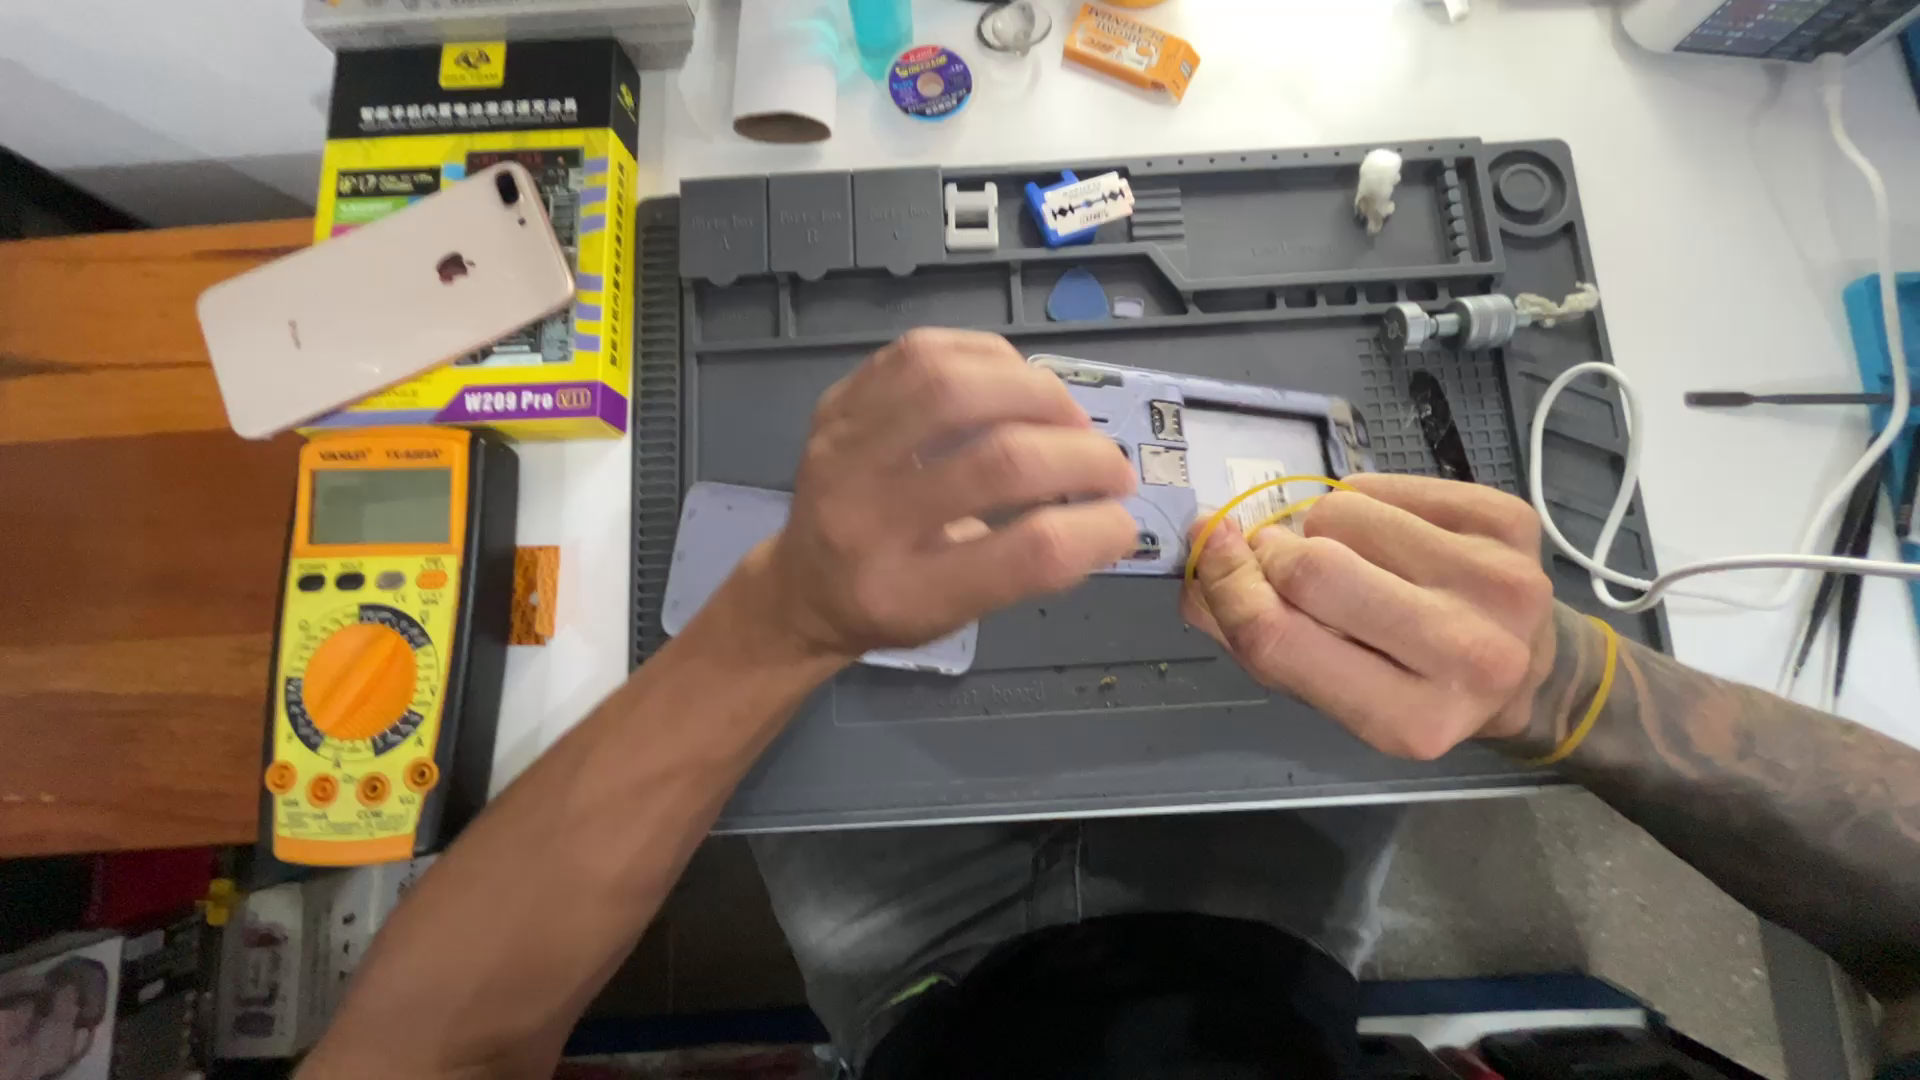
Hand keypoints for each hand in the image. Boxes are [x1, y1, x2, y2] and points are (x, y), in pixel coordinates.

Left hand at [757, 329, 1138, 660]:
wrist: (801, 585)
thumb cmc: (889, 607)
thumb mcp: (959, 616)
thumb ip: (1031, 568)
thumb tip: (1111, 514)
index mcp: (905, 592)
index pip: (1025, 555)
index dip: (1097, 531)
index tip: (1124, 522)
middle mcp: (866, 519)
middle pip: (999, 462)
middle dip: (1082, 456)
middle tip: (1110, 467)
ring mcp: (842, 452)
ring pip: (954, 386)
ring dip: (1037, 393)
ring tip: (1066, 417)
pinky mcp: (837, 406)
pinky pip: (920, 351)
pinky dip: (986, 357)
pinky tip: (1013, 380)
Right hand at [1180, 474, 1556, 759]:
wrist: (1529, 672)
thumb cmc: (1403, 684)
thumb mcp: (1320, 686)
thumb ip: (1244, 632)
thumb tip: (1197, 558)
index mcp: (1405, 719)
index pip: (1276, 638)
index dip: (1225, 585)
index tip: (1207, 545)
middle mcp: (1466, 655)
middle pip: (1310, 569)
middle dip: (1272, 554)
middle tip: (1277, 559)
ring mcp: (1500, 581)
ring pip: (1343, 513)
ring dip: (1322, 529)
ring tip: (1349, 556)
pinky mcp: (1512, 522)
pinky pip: (1384, 484)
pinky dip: (1364, 501)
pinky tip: (1387, 535)